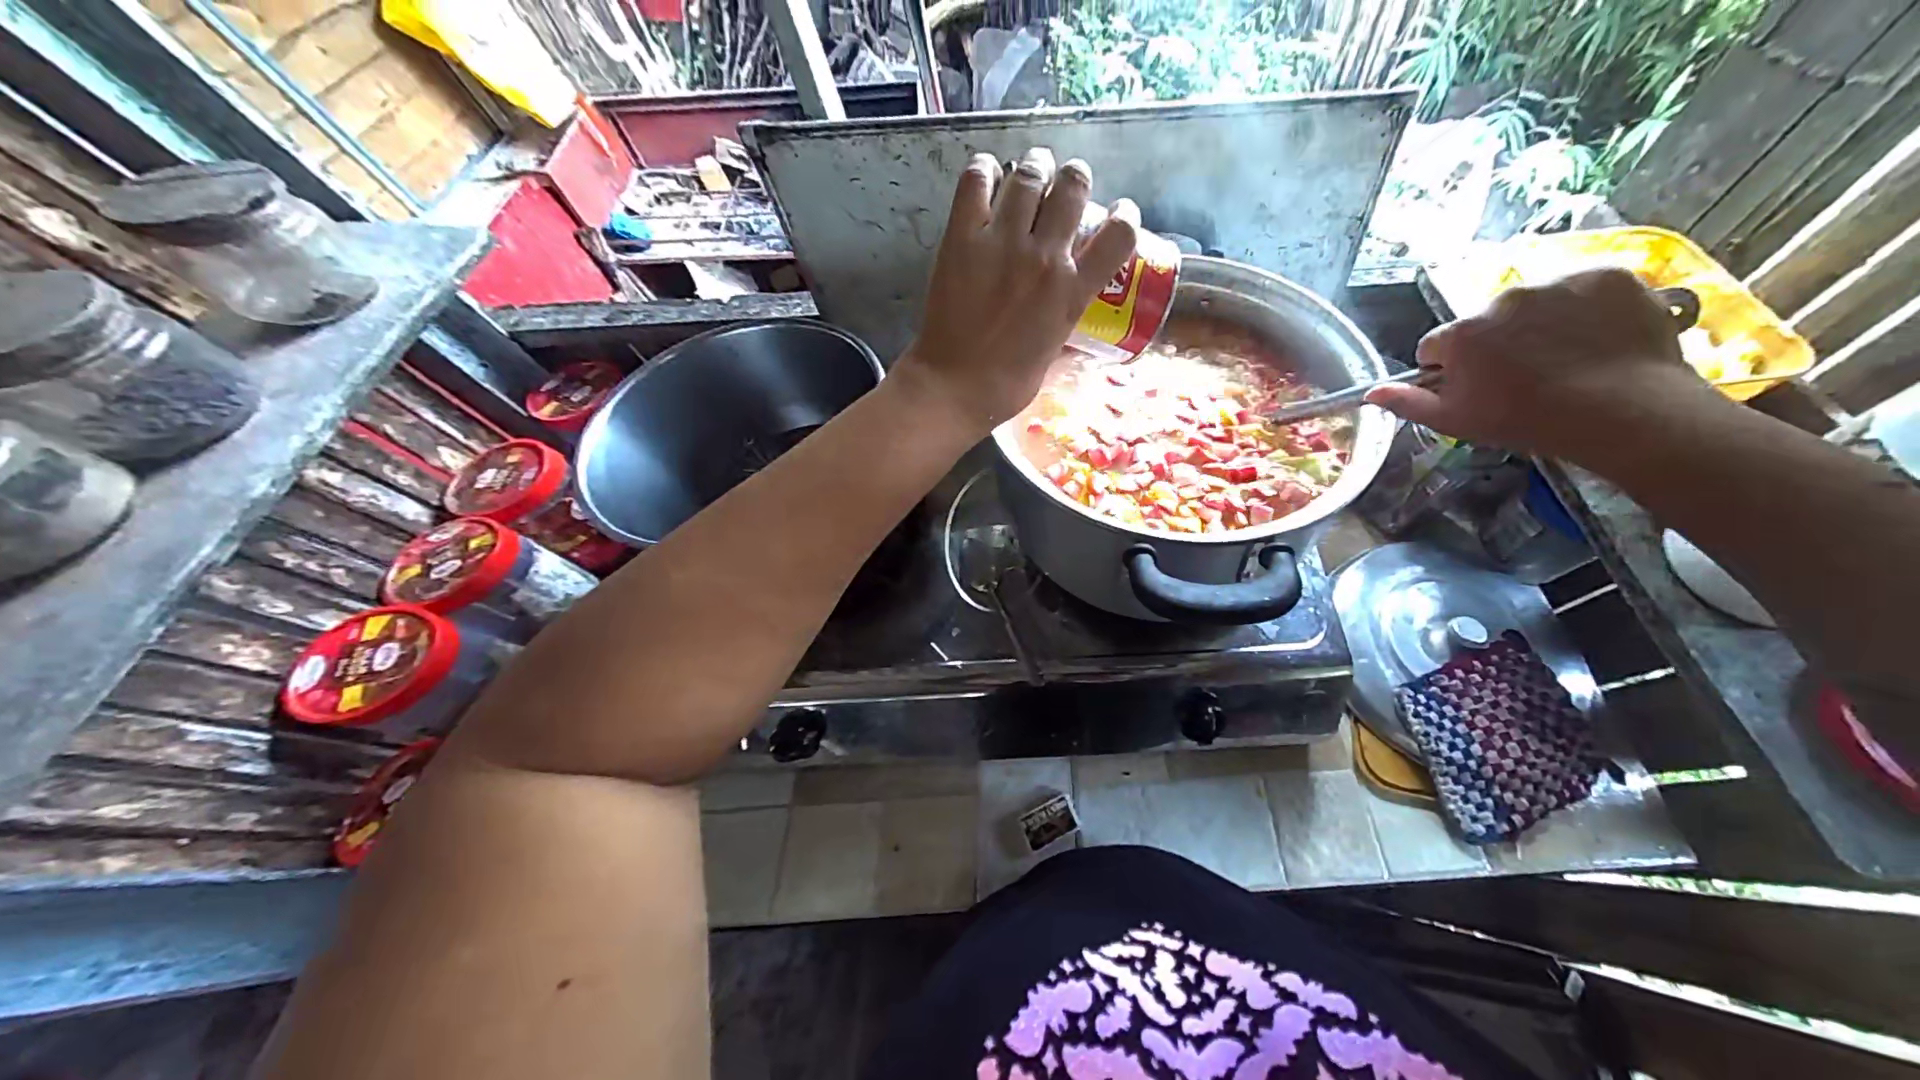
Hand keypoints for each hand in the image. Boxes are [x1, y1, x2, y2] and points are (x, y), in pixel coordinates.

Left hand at [894, 147, 1139, 433]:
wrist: (954, 386)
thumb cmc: (1006, 385)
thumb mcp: (1052, 353)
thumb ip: (1064, 322)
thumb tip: (1069, 314)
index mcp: (1072, 292)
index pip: (1119, 234)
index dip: (1126, 214)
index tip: (1119, 211)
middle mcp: (1044, 258)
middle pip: (1073, 188)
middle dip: (1076, 177)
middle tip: (1068, 182)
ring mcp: (1002, 244)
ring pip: (1030, 177)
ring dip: (1036, 167)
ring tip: (1033, 171)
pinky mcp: (962, 238)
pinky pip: (977, 182)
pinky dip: (985, 170)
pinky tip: (989, 174)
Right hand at [1367, 268, 1721, 461]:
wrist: (1624, 411)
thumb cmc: (1527, 421)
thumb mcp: (1456, 421)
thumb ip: (1408, 403)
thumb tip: (1370, 393)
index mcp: (1462, 334)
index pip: (1437, 346)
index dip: (1451, 369)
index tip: (1475, 387)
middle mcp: (1503, 298)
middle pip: (1487, 321)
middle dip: (1497, 344)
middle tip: (1524, 378)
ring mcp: (1559, 283)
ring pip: (1535, 304)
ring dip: (1541, 325)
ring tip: (1566, 360)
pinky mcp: (1608, 276)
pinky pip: (1585, 291)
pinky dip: (1587, 311)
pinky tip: (1598, 340)